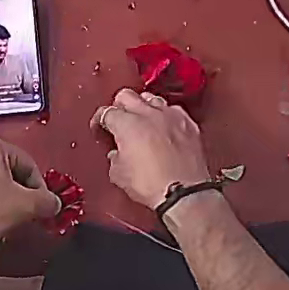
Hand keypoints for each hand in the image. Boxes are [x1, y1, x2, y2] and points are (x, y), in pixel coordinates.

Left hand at [0, 137, 61, 253]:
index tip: (44, 203)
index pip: (28, 164)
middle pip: (11, 175)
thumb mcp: (26, 206)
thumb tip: (52, 203)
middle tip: (31, 213)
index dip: (40, 187)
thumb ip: (46, 201)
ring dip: (7, 206)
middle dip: (23, 197)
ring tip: (10, 222)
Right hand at [93, 89, 211, 209]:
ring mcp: (170, 116)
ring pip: (151, 98)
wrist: (183, 194)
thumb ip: (114, 158)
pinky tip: (164, 126)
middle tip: (118, 119)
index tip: (100, 127)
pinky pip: (174, 110)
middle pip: (127, 96)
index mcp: (126, 124)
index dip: (99, 120)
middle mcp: (148, 114)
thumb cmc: (152, 184)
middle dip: (119, 106)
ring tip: (141, 120)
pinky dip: (166, 115)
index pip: (106, 112)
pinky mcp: (189, 124)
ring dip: (143, 106)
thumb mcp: (119, 175)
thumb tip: (117, 156)